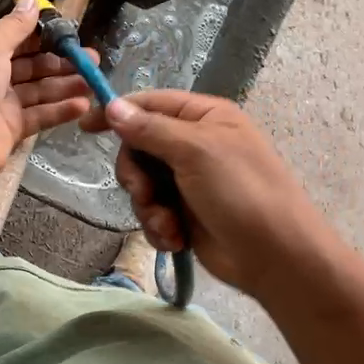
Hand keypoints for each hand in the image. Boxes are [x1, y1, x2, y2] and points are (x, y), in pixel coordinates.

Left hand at [0, 0, 94, 183]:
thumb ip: (14, 26)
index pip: (17, 37)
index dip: (44, 35)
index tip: (72, 33)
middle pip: (32, 63)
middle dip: (61, 60)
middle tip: (92, 58)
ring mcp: (2, 102)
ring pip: (40, 89)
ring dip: (66, 84)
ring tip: (94, 81)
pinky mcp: (13, 127)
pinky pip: (41, 114)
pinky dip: (61, 109)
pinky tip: (83, 105)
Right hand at [81, 91, 333, 296]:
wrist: (278, 259)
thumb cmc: (242, 193)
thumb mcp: (195, 152)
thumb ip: (150, 129)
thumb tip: (112, 106)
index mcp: (204, 117)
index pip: (150, 104)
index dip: (117, 113)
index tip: (85, 127)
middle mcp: (195, 143)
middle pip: (139, 147)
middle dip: (137, 174)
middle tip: (144, 192)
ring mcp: (190, 180)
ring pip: (142, 183)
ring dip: (148, 206)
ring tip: (168, 224)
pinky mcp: (186, 213)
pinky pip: (153, 211)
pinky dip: (159, 226)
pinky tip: (175, 239)